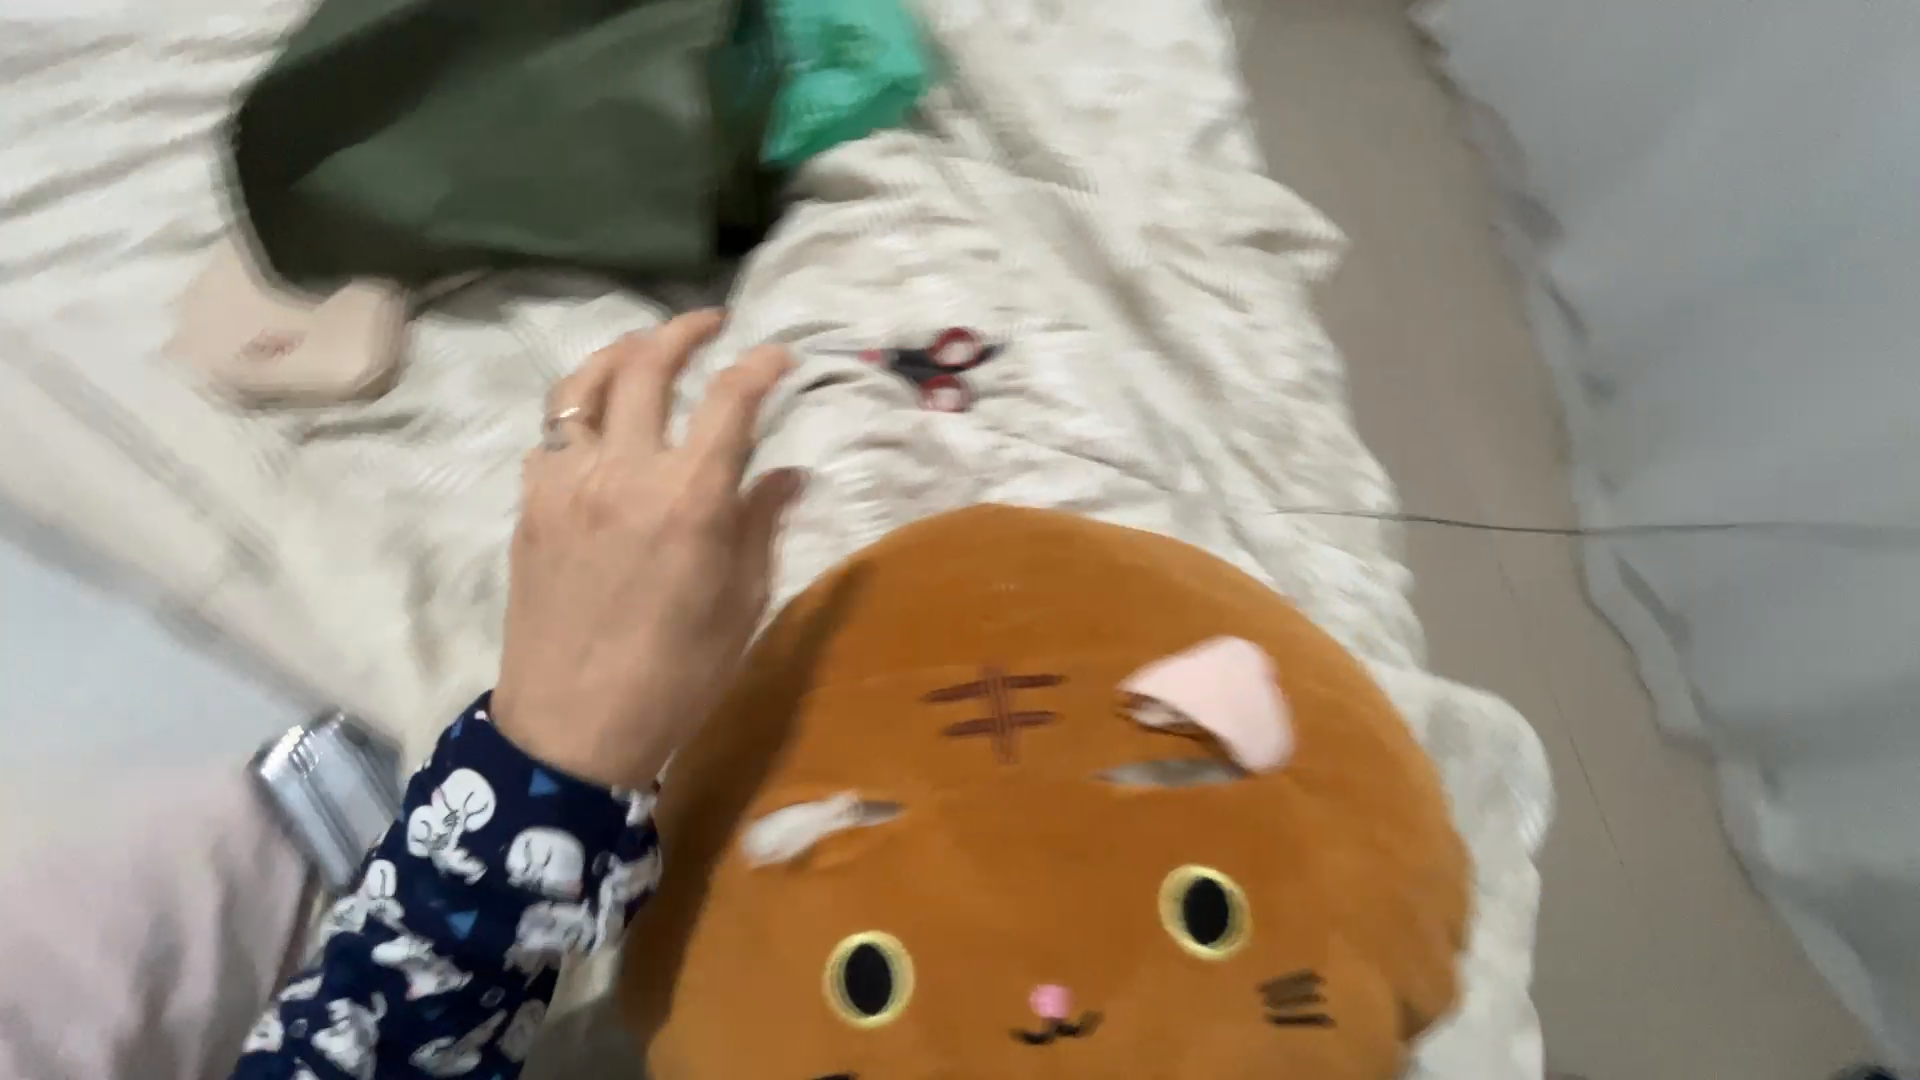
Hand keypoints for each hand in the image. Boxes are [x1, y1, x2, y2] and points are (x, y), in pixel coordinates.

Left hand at [491, 311, 802, 789]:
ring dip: (623, 353)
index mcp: (691, 497)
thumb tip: (787, 474)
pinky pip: (551, 433)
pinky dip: (582, 410)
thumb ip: (762, 522)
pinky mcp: (530, 504)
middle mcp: (625, 471)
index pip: (731, 400)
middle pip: (648, 367)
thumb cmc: (680, 671)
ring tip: (646, 346)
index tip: (781, 356)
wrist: (575, 725)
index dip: (761, 366)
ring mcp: (566, 482)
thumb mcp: (743, 600)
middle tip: (711, 323)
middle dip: (685, 331)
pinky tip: (601, 423)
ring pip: (584, 385)